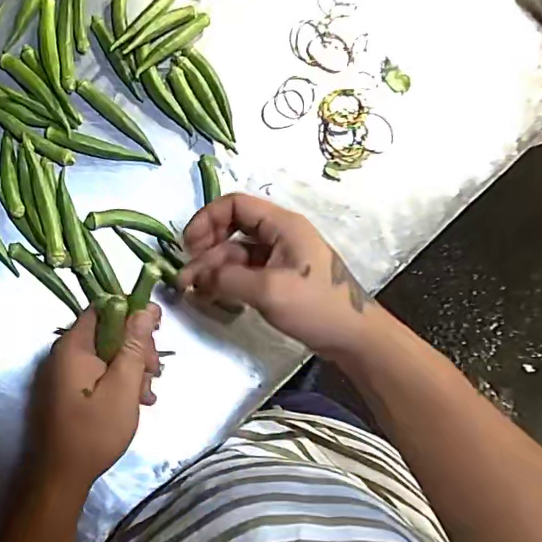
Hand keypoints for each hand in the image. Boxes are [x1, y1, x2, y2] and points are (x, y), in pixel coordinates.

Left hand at [28, 302, 160, 496]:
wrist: (62, 477)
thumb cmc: (94, 430)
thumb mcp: (123, 385)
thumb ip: (134, 345)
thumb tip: (144, 309)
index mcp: (74, 346)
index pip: (104, 308)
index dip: (133, 313)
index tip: (157, 329)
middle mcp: (65, 353)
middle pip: (108, 331)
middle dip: (137, 347)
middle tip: (154, 372)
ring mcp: (66, 373)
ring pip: (108, 354)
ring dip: (132, 367)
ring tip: (147, 394)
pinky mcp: (70, 390)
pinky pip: (99, 372)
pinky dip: (119, 381)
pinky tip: (137, 400)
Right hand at [176, 193, 374, 357]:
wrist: (354, 337)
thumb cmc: (317, 307)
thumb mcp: (268, 291)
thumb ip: (228, 279)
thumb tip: (197, 276)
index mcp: (282, 225)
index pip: (235, 205)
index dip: (207, 220)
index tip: (189, 246)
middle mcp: (280, 235)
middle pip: (232, 229)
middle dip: (206, 251)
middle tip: (187, 277)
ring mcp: (280, 257)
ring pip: (236, 253)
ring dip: (214, 269)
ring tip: (194, 291)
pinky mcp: (280, 277)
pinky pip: (246, 271)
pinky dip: (228, 281)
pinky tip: (213, 296)